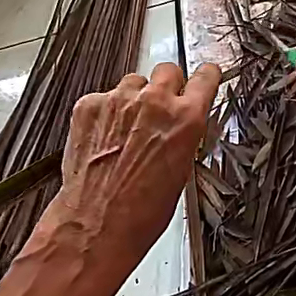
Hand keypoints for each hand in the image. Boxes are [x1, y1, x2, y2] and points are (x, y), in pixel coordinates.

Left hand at [22, 62, 220, 295]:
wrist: (97, 225)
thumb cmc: (141, 211)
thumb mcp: (182, 171)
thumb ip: (184, 135)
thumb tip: (182, 127)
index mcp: (186, 119)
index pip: (205, 77)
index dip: (206, 75)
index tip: (205, 74)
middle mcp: (154, 103)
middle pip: (168, 71)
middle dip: (167, 86)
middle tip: (161, 108)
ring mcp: (119, 101)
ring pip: (133, 83)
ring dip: (134, 99)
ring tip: (128, 131)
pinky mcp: (89, 106)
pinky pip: (103, 98)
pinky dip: (105, 113)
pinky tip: (105, 139)